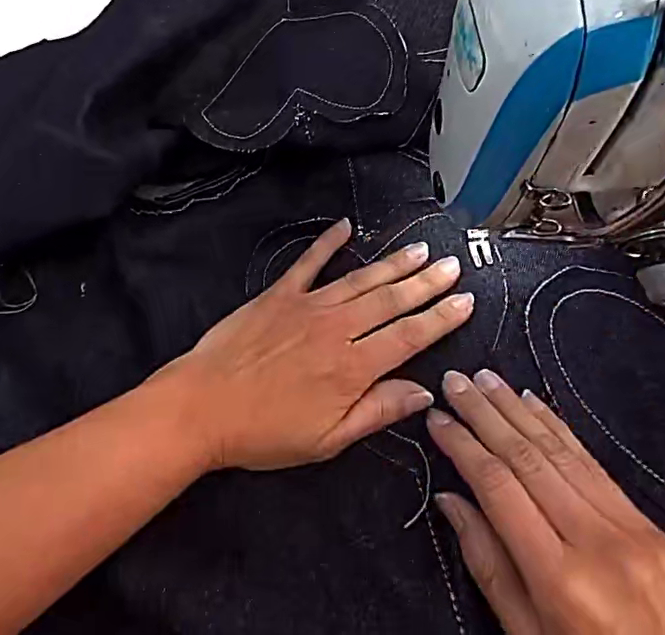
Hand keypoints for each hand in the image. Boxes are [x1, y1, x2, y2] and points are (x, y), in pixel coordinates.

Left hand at [153, 219, 474, 471]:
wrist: (200, 407)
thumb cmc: (264, 432)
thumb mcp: (326, 440)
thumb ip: (377, 411)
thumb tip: (423, 393)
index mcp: (352, 367)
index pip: (409, 336)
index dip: (440, 318)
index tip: (464, 300)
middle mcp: (338, 328)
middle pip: (392, 301)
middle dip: (426, 283)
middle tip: (452, 266)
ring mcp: (309, 305)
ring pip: (361, 280)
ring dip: (393, 265)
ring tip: (419, 250)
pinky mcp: (280, 294)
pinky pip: (309, 262)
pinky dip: (327, 243)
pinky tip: (345, 226)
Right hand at [427, 370, 664, 634]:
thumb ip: (491, 570)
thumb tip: (451, 501)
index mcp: (562, 581)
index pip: (500, 488)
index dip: (463, 447)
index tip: (438, 419)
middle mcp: (597, 541)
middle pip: (527, 457)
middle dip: (485, 414)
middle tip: (455, 381)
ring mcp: (629, 527)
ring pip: (560, 451)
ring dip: (517, 409)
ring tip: (486, 380)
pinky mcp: (649, 522)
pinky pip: (593, 463)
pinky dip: (559, 428)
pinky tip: (535, 403)